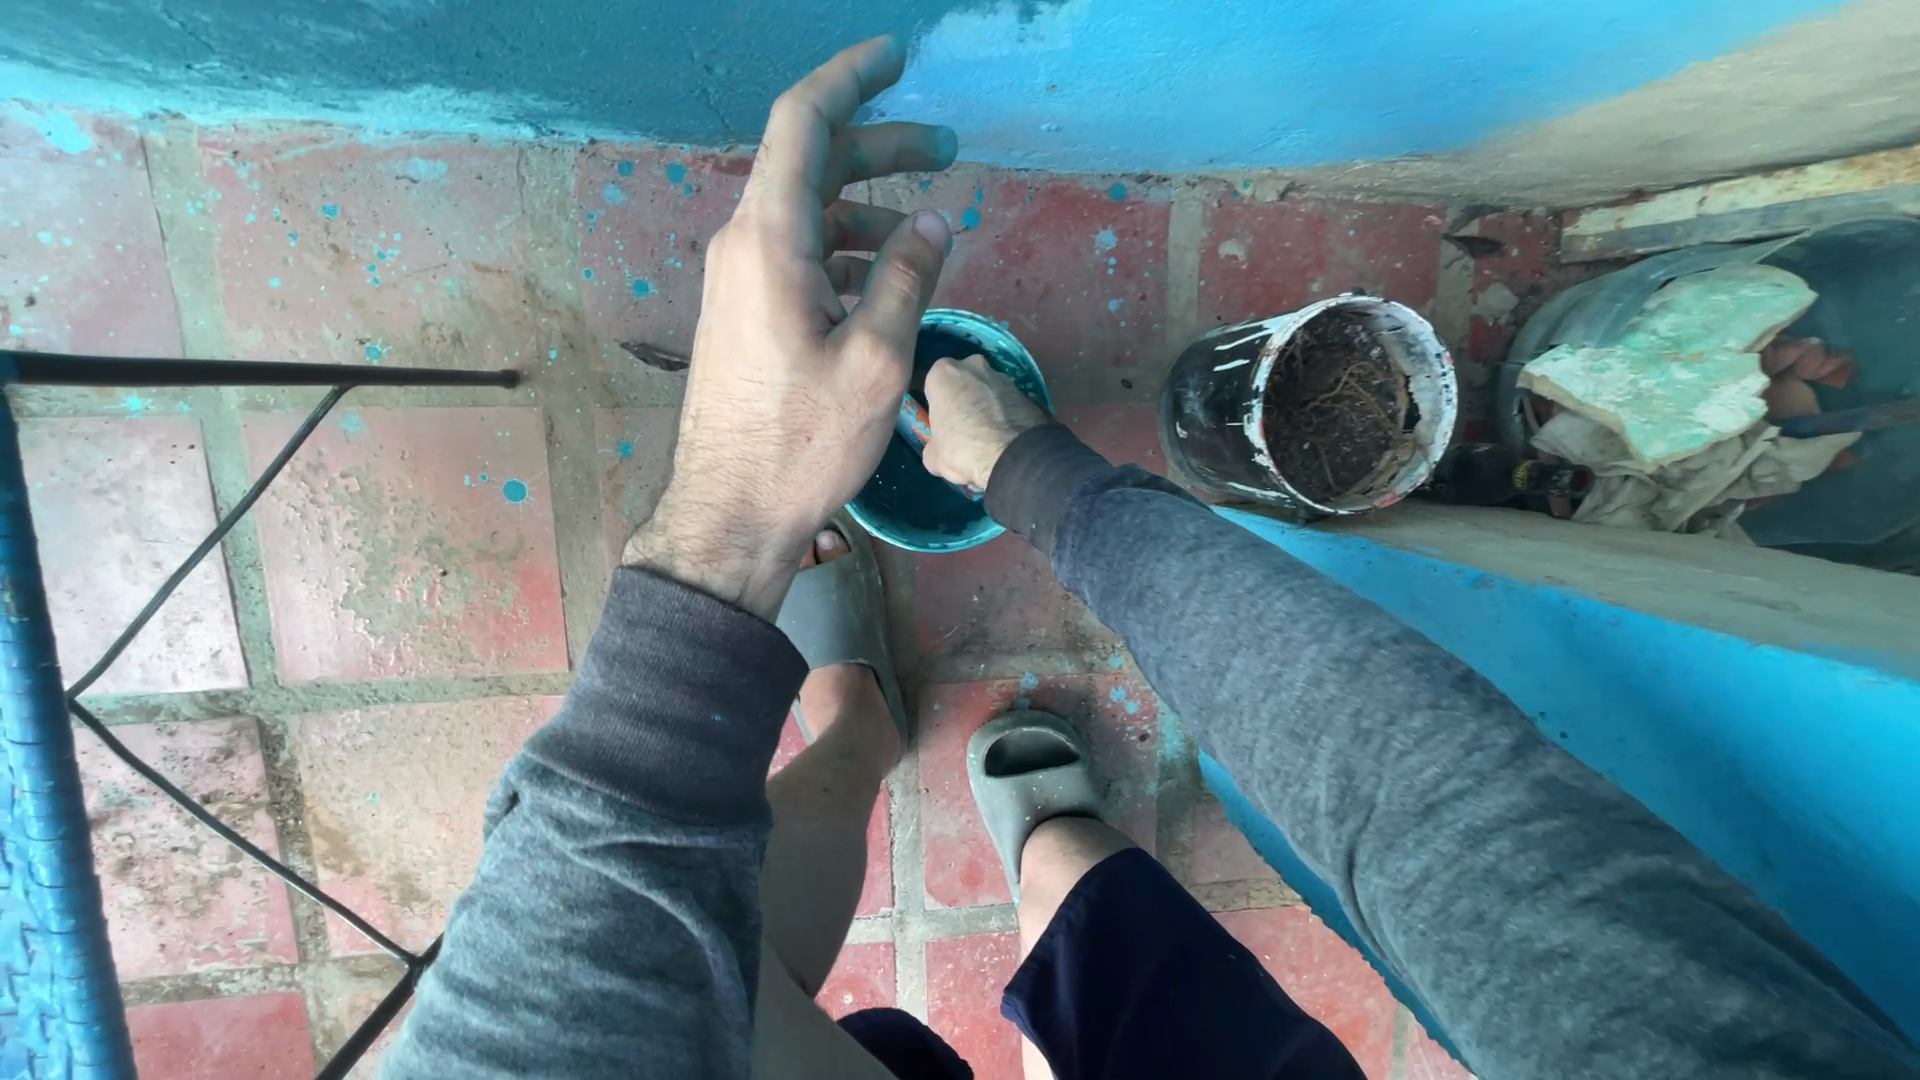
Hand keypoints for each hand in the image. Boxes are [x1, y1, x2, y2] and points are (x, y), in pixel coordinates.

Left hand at [624, 37, 957, 617]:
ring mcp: (738, 282)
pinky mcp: (744, 315)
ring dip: (867, 211)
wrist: (732, 510)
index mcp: (769, 239)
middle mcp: (743, 245)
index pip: (803, 122)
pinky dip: (844, 253)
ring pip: (808, 216)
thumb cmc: (804, 441)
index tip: (896, 56)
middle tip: (946, 149)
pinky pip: (798, 259)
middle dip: (880, 147)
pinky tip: (882, 281)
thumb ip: (906, 277)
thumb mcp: (875, 359)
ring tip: (925, 236)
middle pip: (811, 165)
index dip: (851, 77)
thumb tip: (935, 222)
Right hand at [921, 354, 1049, 489]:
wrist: (1011, 456)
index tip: (943, 424)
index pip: (935, 386)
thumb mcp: (933, 456)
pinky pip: (1009, 404)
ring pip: (989, 391)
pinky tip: (1007, 439)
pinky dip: (1007, 417)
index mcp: (944, 373)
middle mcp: (974, 366)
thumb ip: (933, 445)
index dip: (939, 406)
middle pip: (965, 382)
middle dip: (965, 400)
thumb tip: (938, 451)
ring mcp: (1004, 377)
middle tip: (965, 428)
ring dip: (988, 407)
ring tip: (990, 437)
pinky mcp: (1027, 393)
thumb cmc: (961, 449)